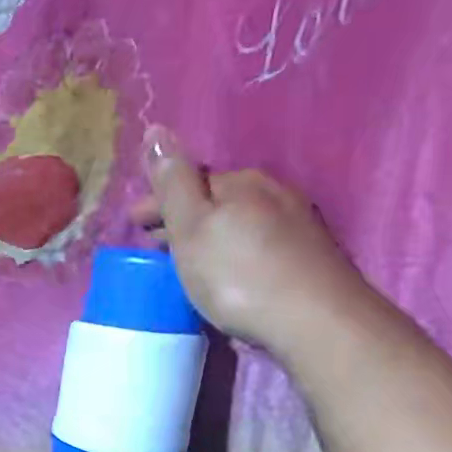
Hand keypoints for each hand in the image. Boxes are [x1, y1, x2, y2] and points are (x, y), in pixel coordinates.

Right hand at [131, 125, 364, 354]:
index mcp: (241, 183)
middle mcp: (275, 195)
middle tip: (159, 243)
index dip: (159, 200)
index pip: (192, 180)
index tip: (134, 221)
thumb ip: (174, 182)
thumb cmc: (240, 276)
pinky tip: (238, 274)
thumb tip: (155, 130)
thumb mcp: (192, 227)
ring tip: (196, 261)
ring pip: (244, 225)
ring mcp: (300, 227)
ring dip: (216, 237)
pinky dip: (242, 255)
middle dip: (188, 218)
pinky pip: (265, 248)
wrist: (316, 322)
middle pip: (220, 201)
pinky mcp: (315, 260)